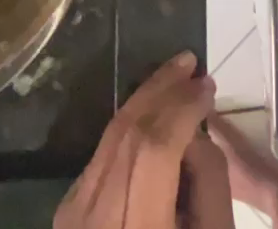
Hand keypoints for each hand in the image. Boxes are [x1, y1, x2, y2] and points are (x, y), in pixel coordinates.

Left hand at [55, 51, 224, 228]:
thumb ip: (210, 181)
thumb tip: (194, 130)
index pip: (154, 149)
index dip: (182, 108)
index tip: (209, 86)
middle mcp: (95, 220)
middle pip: (127, 135)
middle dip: (162, 91)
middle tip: (192, 64)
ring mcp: (73, 217)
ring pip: (109, 138)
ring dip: (145, 99)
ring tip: (176, 74)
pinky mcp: (67, 212)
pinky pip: (101, 156)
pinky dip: (129, 127)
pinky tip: (153, 112)